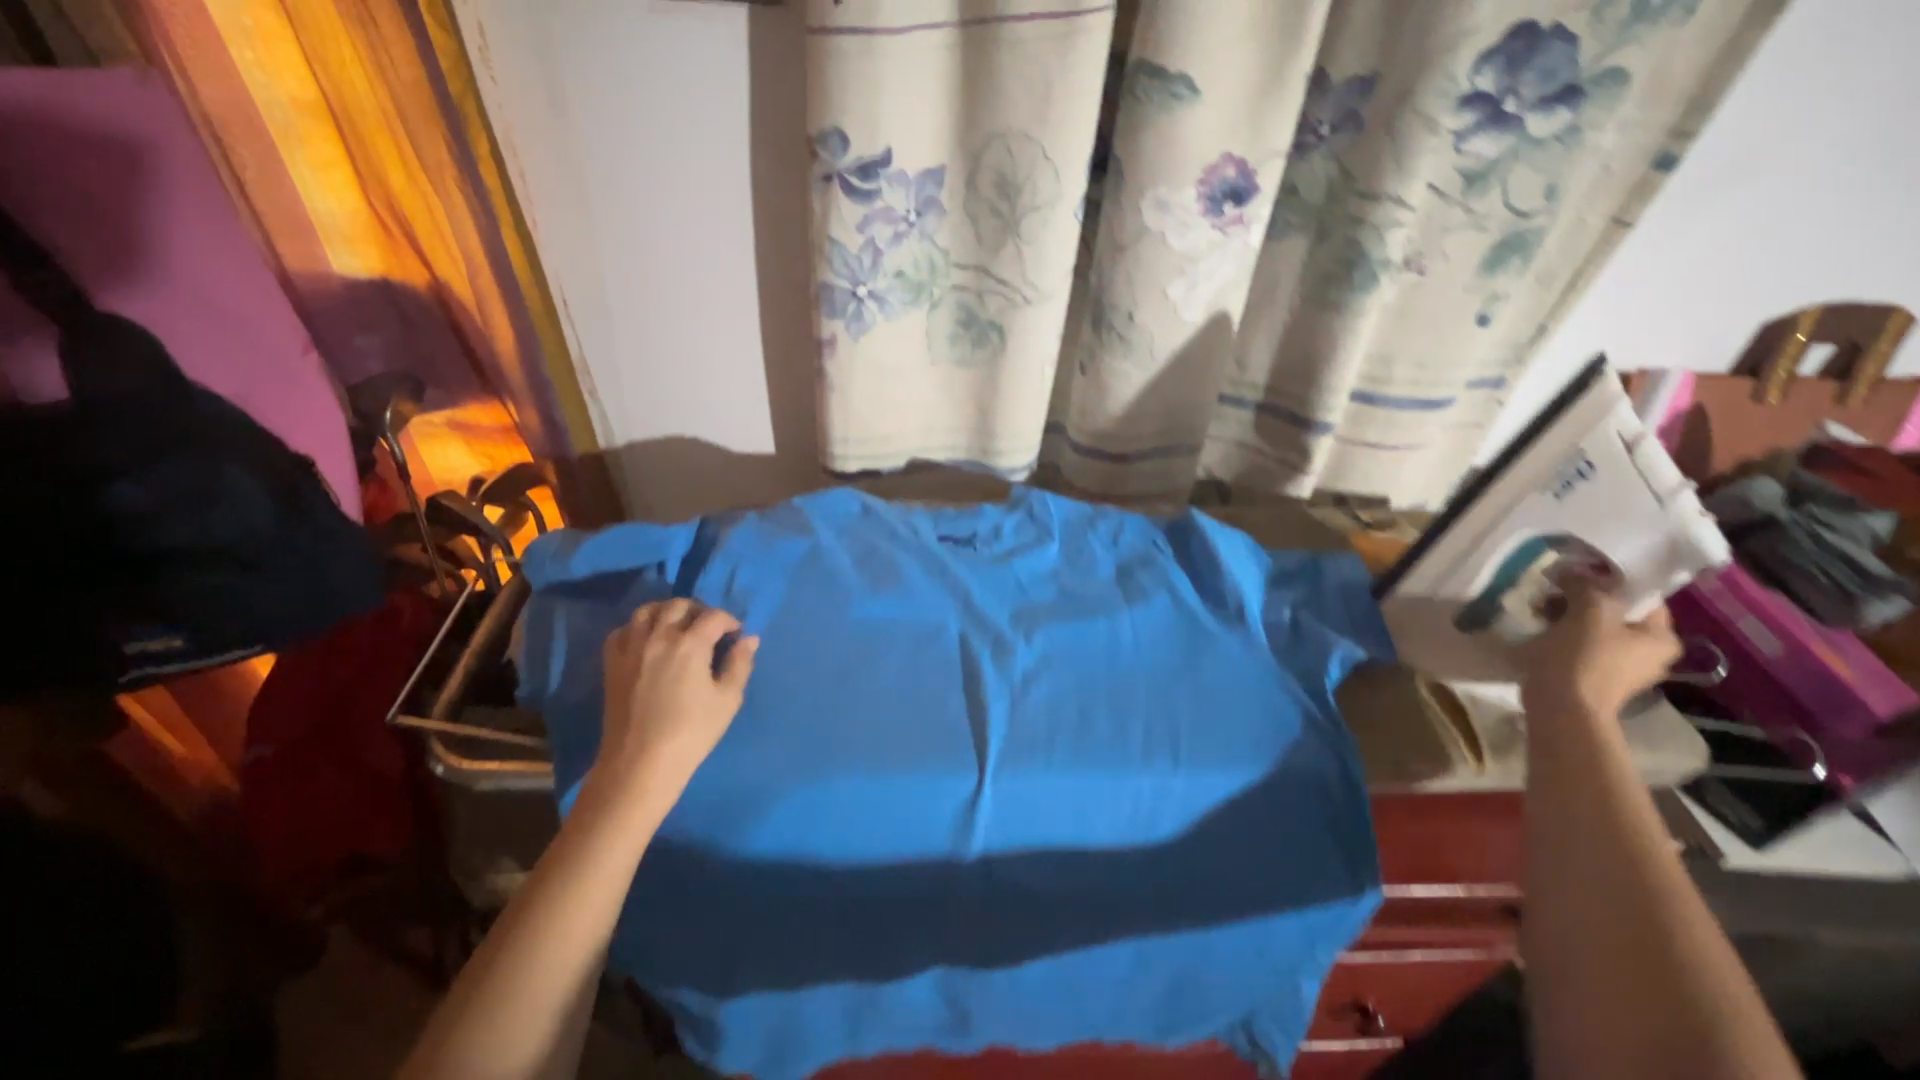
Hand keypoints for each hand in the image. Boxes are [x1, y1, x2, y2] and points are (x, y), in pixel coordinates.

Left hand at [597, 598, 757, 791]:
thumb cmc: (692, 732)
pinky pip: (622, 631)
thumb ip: (740, 664)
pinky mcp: (612, 663)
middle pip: (679, 605)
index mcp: (691, 644)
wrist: (642, 761)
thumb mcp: (728, 700)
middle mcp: (659, 636)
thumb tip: (749, 639)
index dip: (730, 621)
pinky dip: (636, 628)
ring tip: (677, 627)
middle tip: (709, 628)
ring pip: (647, 611)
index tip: (736, 635)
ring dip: (666, 612)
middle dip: (699, 610)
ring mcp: (631, 648)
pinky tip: (646, 641)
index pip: (714, 616)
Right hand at [1520, 578, 1679, 719]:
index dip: (1610, 580)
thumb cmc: (1584, 657)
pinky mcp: (1593, 679)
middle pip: (1616, 612)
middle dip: (1583, 599)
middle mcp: (1650, 655)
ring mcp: (1621, 670)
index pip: (1642, 596)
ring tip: (1541, 609)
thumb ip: (1585, 584)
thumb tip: (1572, 571)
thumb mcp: (1590, 609)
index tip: (1579, 573)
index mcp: (1662, 638)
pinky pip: (1580, 647)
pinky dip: (1563, 637)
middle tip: (1554, 590)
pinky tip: (1541, 631)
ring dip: (1568, 616)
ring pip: (1595, 630)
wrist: (1560, 708)